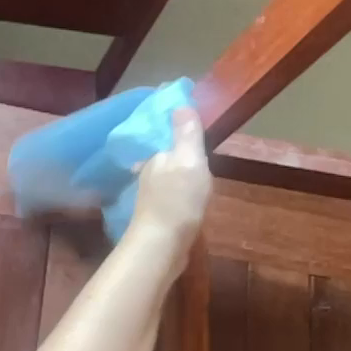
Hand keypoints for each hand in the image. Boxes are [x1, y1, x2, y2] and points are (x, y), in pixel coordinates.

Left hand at [130, 106, 211, 246]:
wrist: (162, 247)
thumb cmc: (178, 200)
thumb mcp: (188, 160)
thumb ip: (186, 134)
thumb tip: (180, 104)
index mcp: (155, 158)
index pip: (166, 136)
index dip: (180, 131)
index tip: (195, 126)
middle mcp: (149, 175)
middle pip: (168, 159)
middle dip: (181, 154)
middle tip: (202, 151)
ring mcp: (152, 198)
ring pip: (169, 179)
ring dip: (181, 176)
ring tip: (200, 176)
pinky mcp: (158, 218)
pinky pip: (172, 199)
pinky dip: (182, 196)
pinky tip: (191, 201)